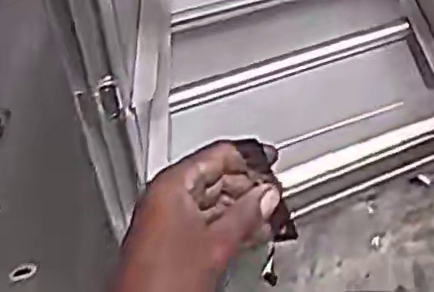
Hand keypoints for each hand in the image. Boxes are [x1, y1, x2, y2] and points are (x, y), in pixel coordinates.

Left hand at [115, 142, 279, 291]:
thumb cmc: (161, 285)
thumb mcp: (216, 244)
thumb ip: (247, 212)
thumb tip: (266, 194)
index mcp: (170, 186)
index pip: (218, 154)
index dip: (249, 156)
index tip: (271, 159)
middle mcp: (164, 199)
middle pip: (215, 177)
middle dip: (248, 185)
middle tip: (272, 191)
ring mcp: (163, 223)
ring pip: (211, 202)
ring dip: (240, 208)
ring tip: (266, 213)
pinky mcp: (166, 246)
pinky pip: (204, 222)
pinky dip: (227, 225)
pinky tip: (247, 232)